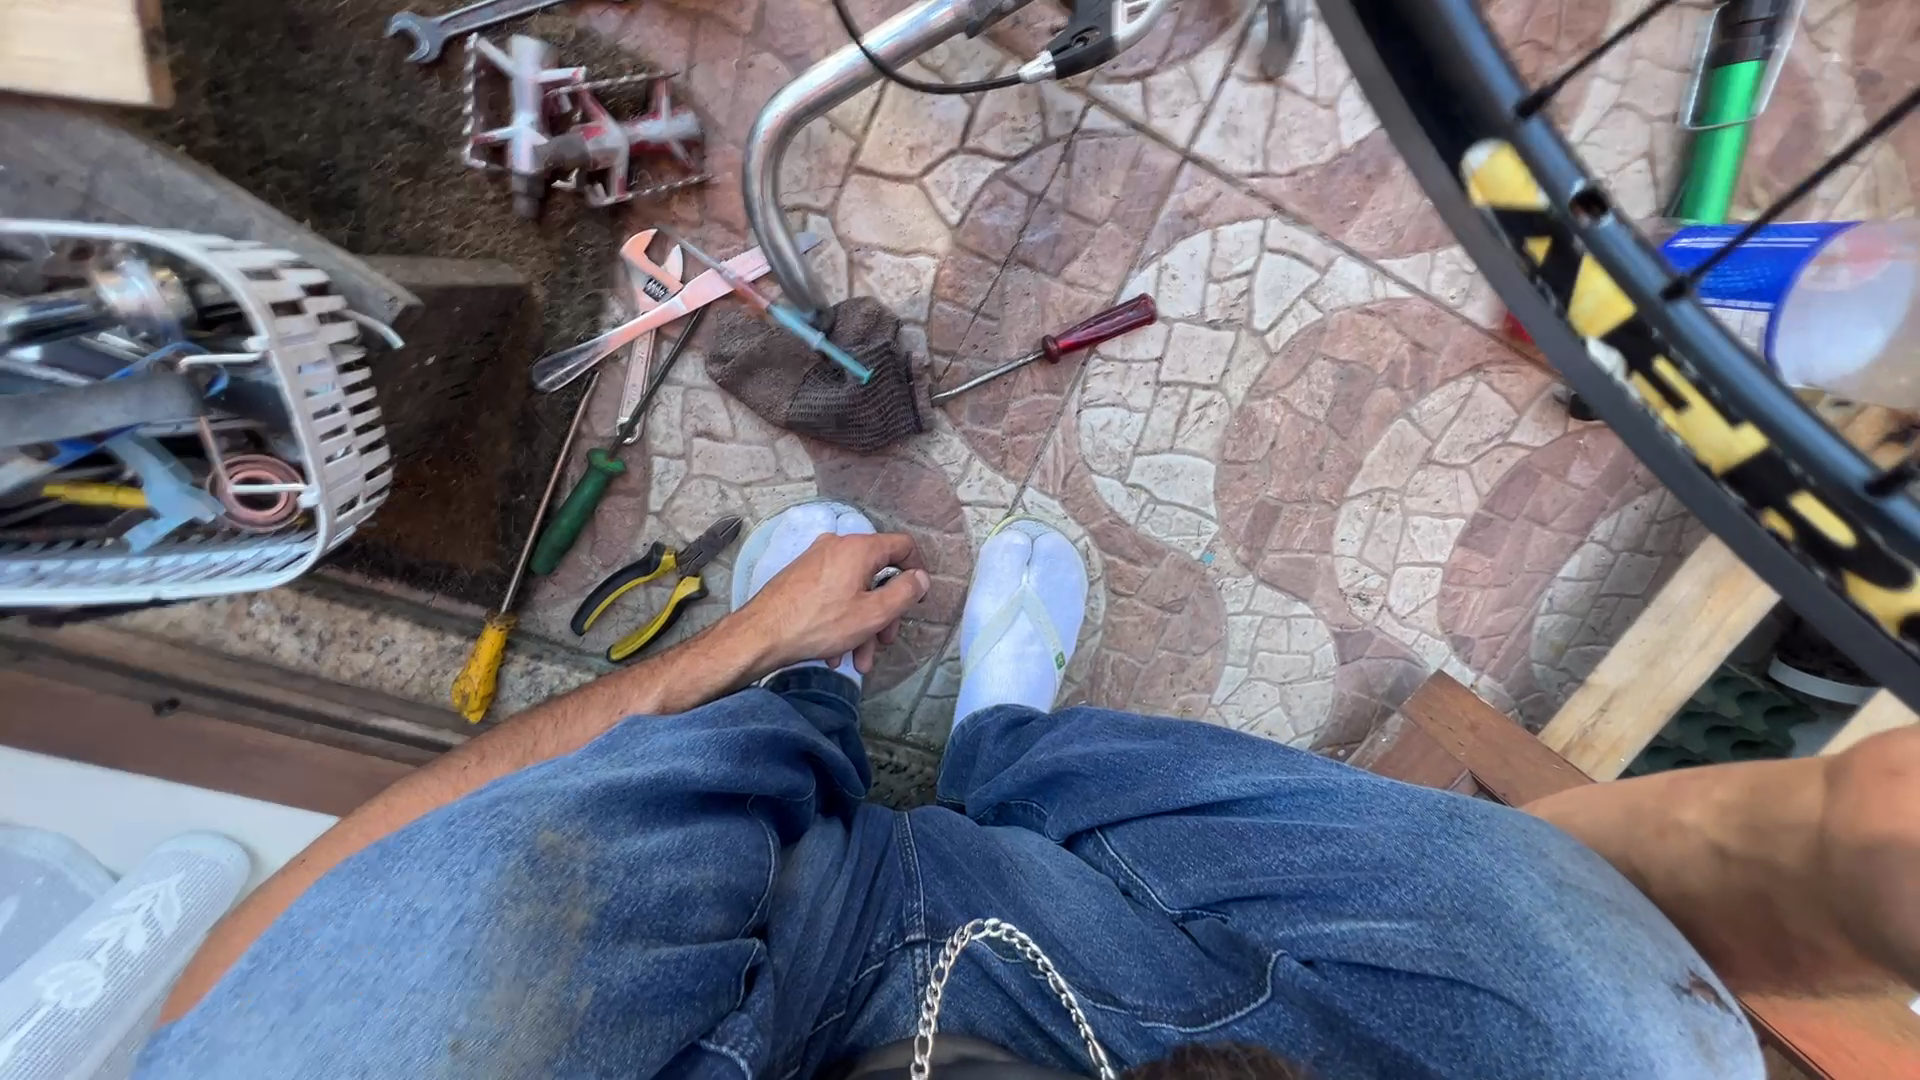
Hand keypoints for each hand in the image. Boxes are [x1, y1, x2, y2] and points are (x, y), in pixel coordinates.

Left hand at [732, 531, 930, 675]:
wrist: (760, 635)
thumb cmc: (819, 623)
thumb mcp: (873, 613)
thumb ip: (905, 593)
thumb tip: (921, 578)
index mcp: (859, 548)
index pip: (903, 546)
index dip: (916, 572)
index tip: (916, 600)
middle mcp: (838, 546)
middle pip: (877, 575)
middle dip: (884, 613)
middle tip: (883, 642)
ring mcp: (817, 561)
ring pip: (854, 591)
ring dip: (862, 625)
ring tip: (856, 660)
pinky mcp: (802, 577)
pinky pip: (833, 595)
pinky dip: (840, 620)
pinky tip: (834, 653)